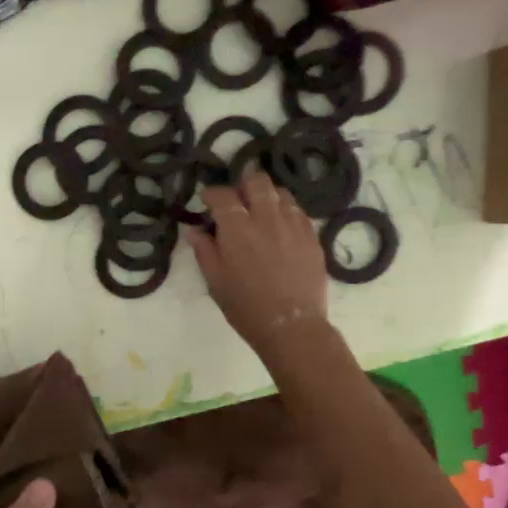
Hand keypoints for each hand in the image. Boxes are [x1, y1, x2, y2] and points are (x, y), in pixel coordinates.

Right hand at [183, 171, 332, 360]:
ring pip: (281, 193)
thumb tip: (195, 230)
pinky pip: (298, 212)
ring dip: (267, 197)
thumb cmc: (246, 307)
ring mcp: (293, 225)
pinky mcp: (312, 236)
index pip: (223, 196)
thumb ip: (204, 251)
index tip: (208, 201)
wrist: (291, 325)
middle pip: (257, 181)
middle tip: (238, 201)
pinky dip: (286, 213)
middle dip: (244, 185)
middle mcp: (266, 218)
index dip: (212, 194)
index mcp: (237, 229)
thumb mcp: (215, 282)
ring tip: (261, 213)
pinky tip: (281, 229)